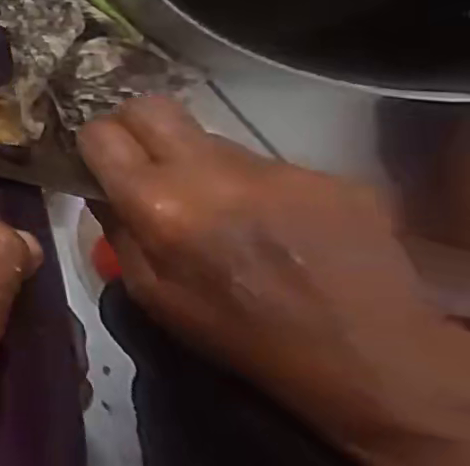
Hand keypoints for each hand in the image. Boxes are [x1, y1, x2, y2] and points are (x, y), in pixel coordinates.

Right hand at [81, 96, 469, 465]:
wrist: (383, 369)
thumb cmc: (243, 334)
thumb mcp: (151, 292)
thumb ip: (116, 229)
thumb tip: (102, 188)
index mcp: (157, 204)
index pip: (99, 133)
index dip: (95, 144)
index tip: (103, 162)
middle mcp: (209, 174)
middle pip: (149, 108)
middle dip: (136, 125)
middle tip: (146, 158)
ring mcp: (276, 172)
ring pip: (211, 138)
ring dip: (203, 163)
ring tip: (226, 206)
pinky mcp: (328, 179)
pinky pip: (269, 165)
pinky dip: (260, 187)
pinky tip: (278, 223)